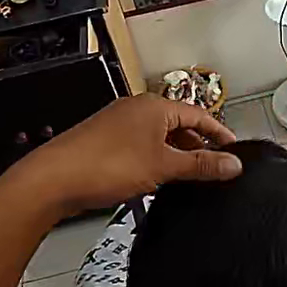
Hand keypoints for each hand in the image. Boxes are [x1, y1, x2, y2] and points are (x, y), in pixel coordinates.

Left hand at [0, 96, 240, 216]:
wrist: (52, 180)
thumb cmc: (104, 165)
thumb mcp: (164, 167)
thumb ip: (201, 165)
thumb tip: (232, 164)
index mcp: (155, 106)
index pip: (199, 115)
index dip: (219, 133)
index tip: (233, 149)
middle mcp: (136, 108)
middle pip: (179, 125)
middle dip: (196, 146)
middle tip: (212, 168)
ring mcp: (118, 123)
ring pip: (159, 137)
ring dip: (174, 155)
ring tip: (185, 177)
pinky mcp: (105, 140)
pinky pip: (140, 145)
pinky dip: (154, 159)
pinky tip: (155, 179)